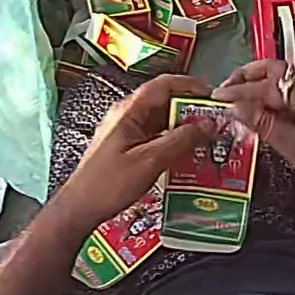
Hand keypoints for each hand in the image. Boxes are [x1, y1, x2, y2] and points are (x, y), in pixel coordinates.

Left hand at [51, 74, 210, 230]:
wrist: (79, 209)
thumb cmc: (108, 185)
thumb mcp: (149, 161)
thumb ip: (180, 141)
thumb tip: (207, 125)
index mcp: (128, 111)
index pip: (163, 85)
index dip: (190, 86)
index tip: (213, 96)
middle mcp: (126, 116)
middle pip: (164, 102)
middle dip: (191, 109)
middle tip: (215, 122)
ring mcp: (125, 132)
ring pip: (161, 120)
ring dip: (184, 127)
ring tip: (207, 139)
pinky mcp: (127, 148)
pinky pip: (155, 136)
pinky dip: (173, 141)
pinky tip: (188, 154)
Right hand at [212, 60, 294, 194]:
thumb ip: (266, 126)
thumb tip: (236, 108)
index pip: (268, 86)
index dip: (240, 91)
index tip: (217, 97)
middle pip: (272, 70)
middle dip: (244, 77)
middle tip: (222, 91)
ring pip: (275, 76)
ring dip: (251, 81)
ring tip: (230, 95)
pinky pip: (280, 88)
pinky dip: (261, 92)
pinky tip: (248, 105)